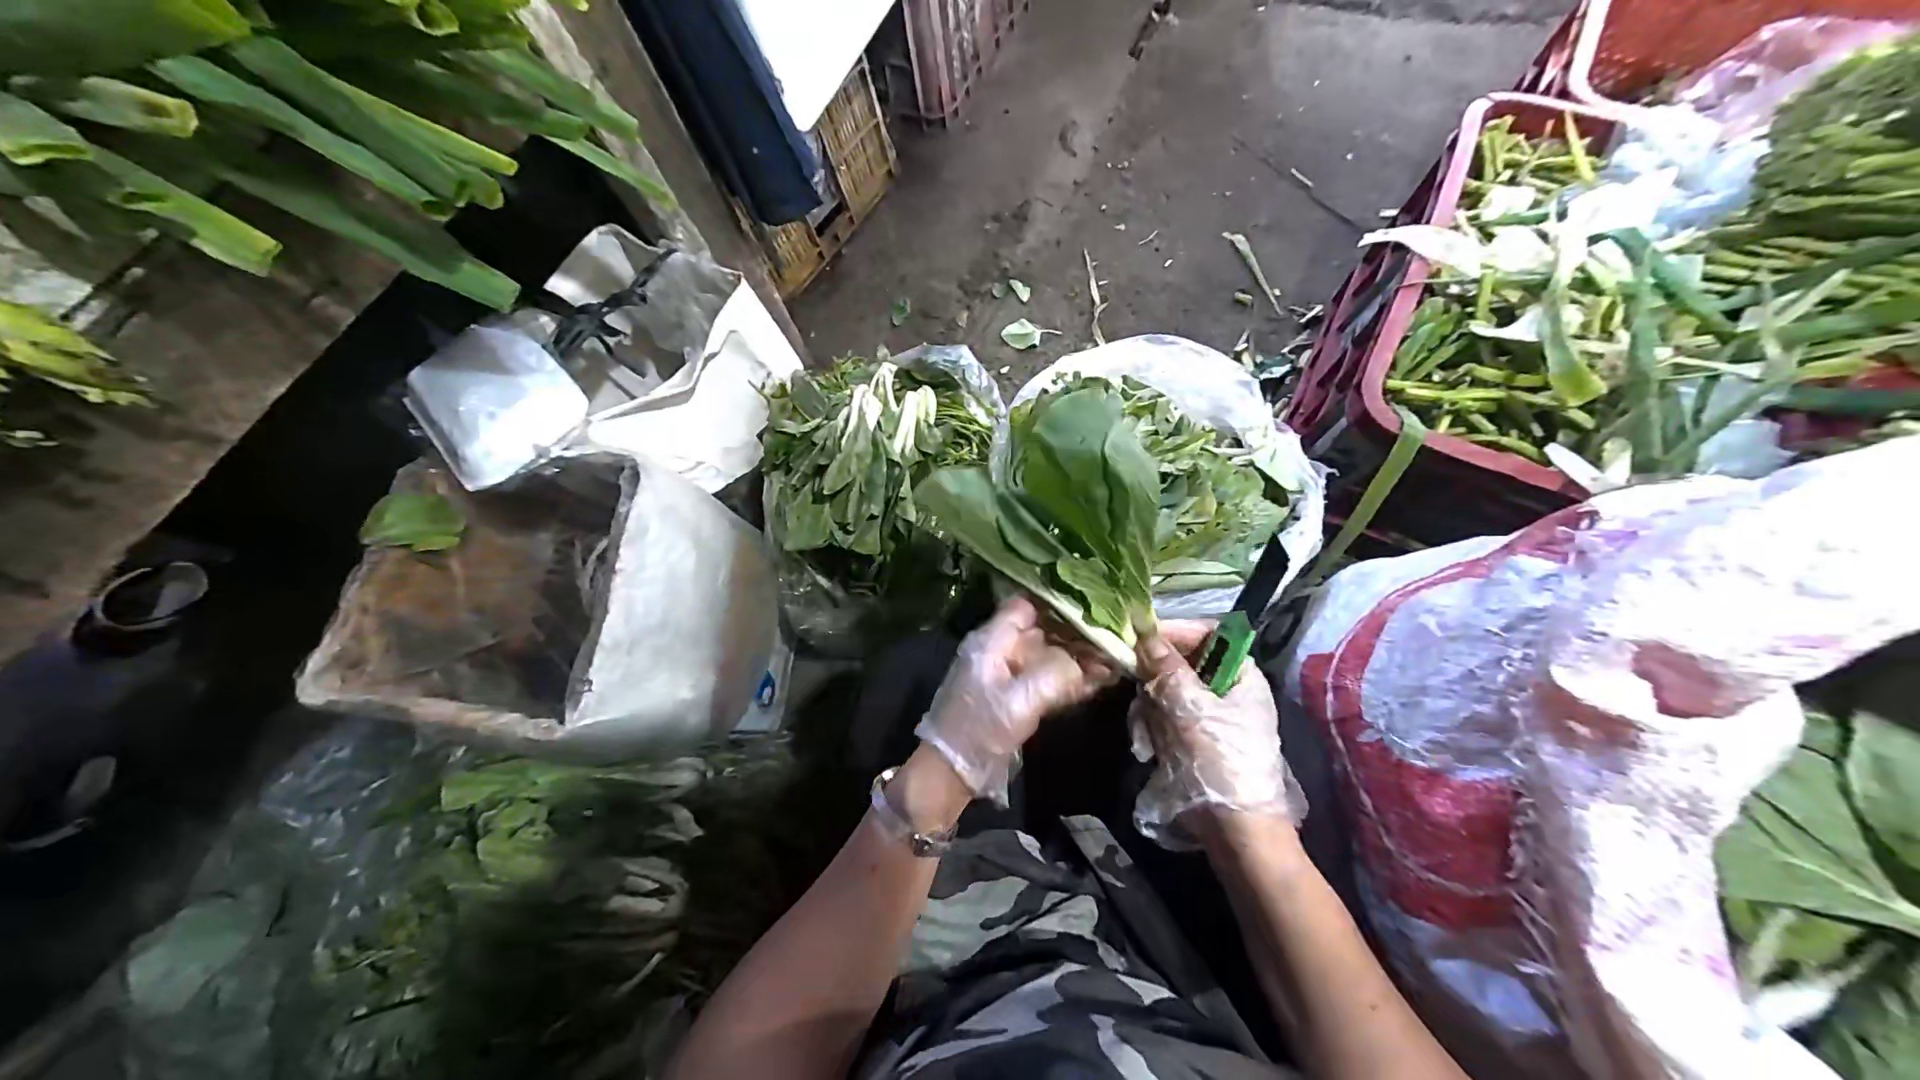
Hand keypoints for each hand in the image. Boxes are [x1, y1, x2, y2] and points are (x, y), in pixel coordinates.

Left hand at [916, 595, 1116, 802]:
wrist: (952, 771)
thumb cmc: (980, 729)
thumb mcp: (1020, 700)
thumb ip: (1055, 673)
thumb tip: (1087, 660)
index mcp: (991, 641)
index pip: (1026, 607)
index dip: (1057, 604)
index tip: (1092, 607)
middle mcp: (1000, 651)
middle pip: (1042, 632)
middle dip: (1076, 634)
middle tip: (1114, 637)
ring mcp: (1008, 675)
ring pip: (1048, 658)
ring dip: (1078, 660)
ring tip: (1115, 660)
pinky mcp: (1016, 698)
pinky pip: (1047, 680)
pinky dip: (1070, 681)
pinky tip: (1100, 681)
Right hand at [1131, 620, 1304, 845]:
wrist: (1234, 829)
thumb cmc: (1220, 758)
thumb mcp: (1189, 707)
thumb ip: (1166, 666)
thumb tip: (1145, 634)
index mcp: (1240, 674)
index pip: (1206, 634)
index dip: (1173, 632)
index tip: (1139, 637)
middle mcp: (1226, 689)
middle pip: (1179, 662)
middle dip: (1154, 679)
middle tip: (1137, 691)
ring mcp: (1209, 715)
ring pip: (1165, 691)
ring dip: (1149, 708)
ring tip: (1145, 734)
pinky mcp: (1193, 737)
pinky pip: (1164, 717)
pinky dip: (1152, 728)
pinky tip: (1148, 748)